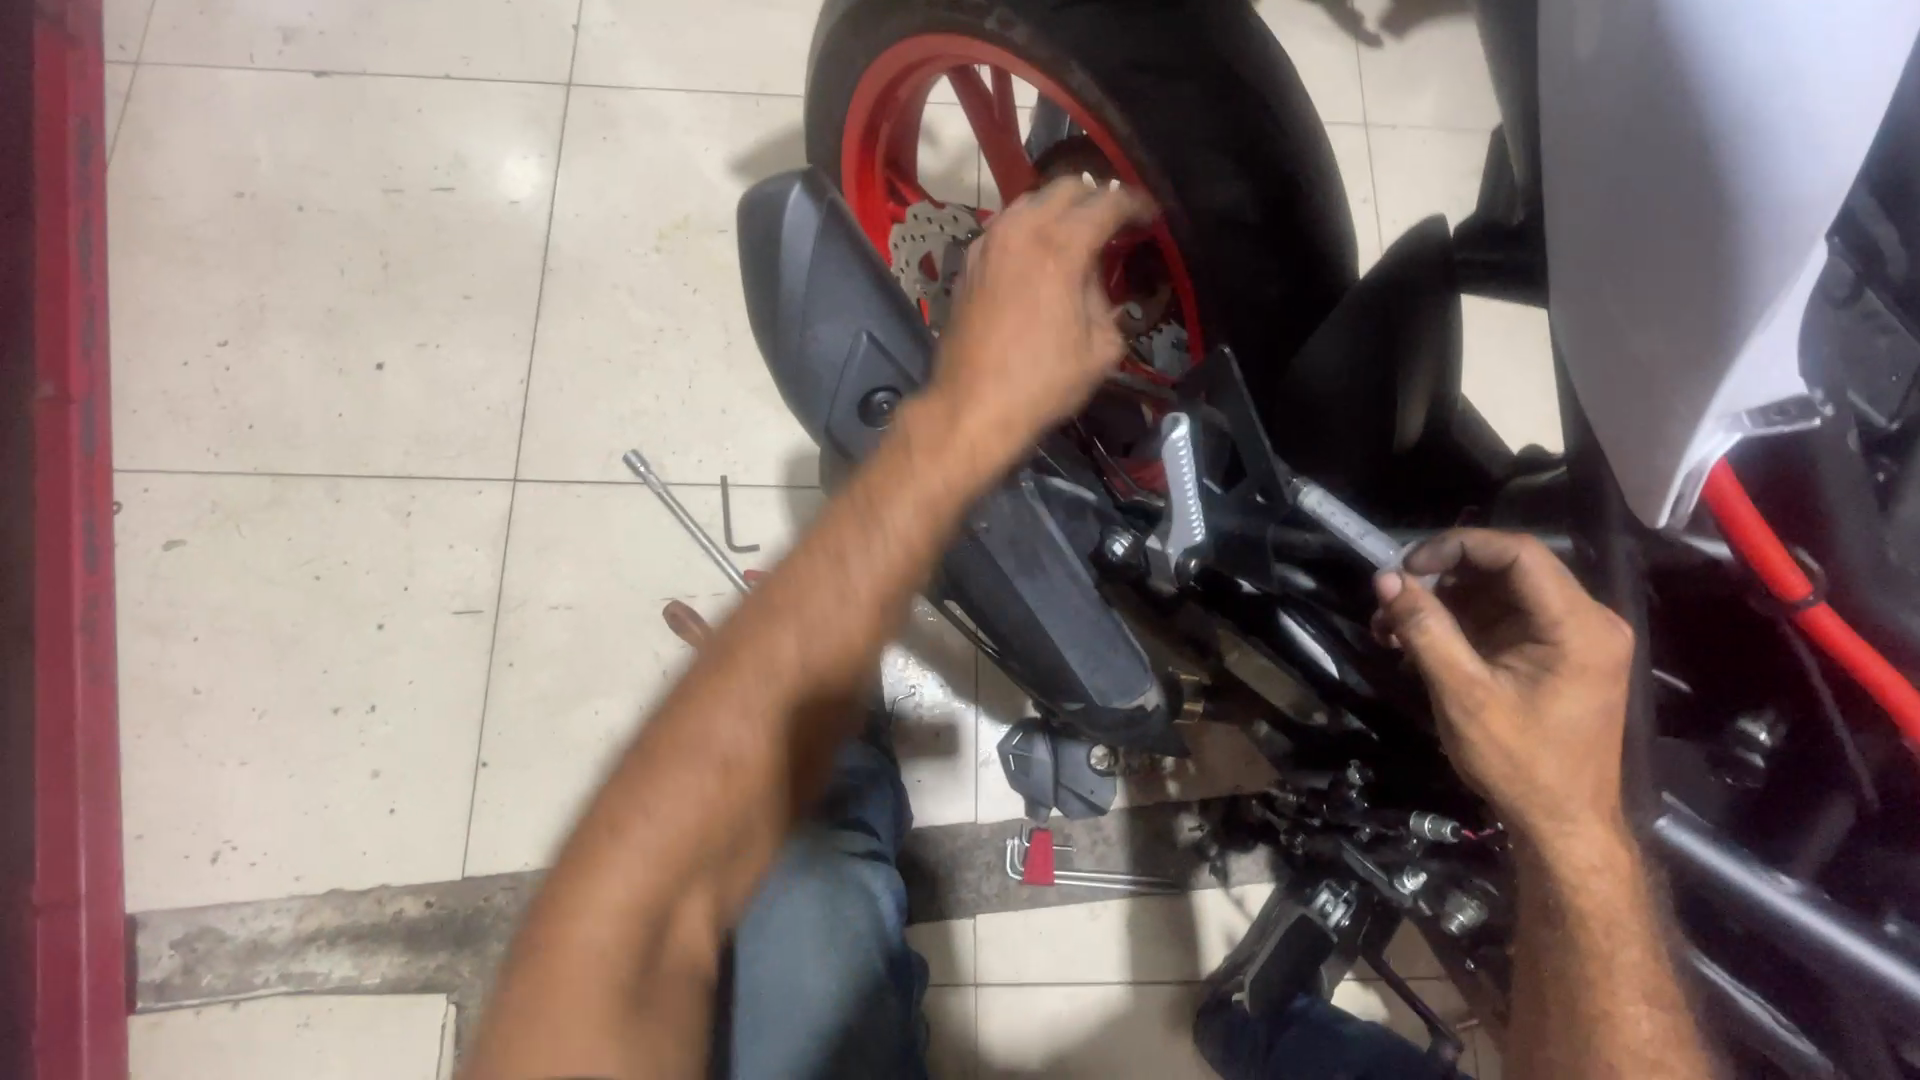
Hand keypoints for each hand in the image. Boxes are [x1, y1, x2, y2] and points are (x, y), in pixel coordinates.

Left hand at [929, 176, 1153, 454]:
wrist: (972, 407)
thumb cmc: (1042, 385)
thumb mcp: (1100, 349)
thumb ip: (1107, 302)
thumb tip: (1095, 282)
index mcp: (1060, 247)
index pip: (1108, 202)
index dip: (1136, 205)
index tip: (1150, 217)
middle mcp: (1020, 232)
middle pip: (1065, 187)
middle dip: (1094, 197)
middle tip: (1112, 223)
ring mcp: (987, 244)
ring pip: (1029, 202)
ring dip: (1057, 210)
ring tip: (1075, 235)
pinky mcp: (967, 264)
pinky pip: (1004, 228)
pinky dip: (1026, 231)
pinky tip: (1035, 256)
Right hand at [1372, 529, 1635, 845]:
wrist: (1561, 821)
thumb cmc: (1519, 761)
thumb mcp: (1462, 693)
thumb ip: (1424, 629)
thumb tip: (1386, 578)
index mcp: (1578, 625)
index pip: (1518, 553)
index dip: (1456, 546)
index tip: (1406, 567)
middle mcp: (1585, 619)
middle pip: (1505, 569)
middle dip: (1440, 578)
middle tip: (1390, 600)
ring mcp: (1570, 636)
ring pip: (1495, 591)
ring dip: (1440, 602)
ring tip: (1391, 627)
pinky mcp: (1551, 652)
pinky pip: (1498, 617)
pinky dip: (1455, 622)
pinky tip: (1414, 641)